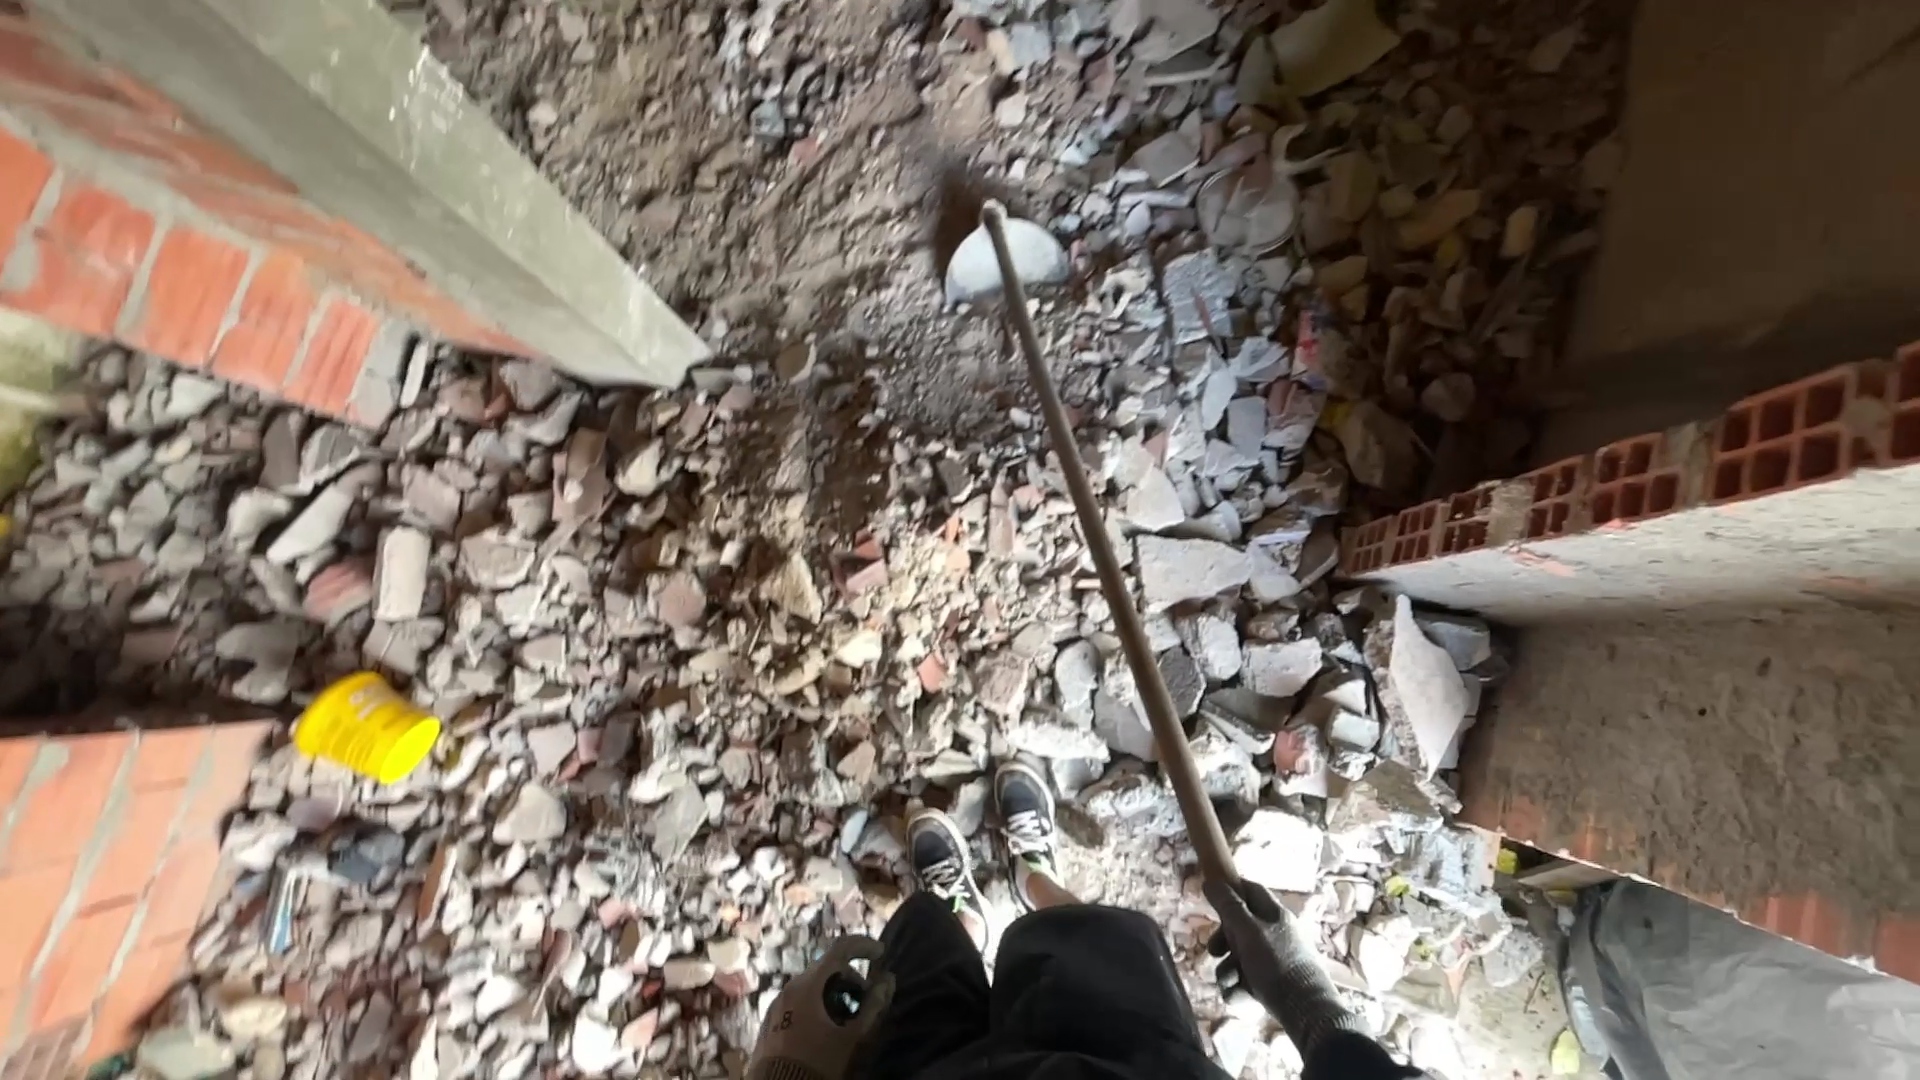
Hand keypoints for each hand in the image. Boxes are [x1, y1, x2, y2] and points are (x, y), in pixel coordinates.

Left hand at [746, 936, 895, 1079]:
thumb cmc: (818, 1062)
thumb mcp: (851, 1037)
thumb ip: (873, 1006)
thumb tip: (888, 980)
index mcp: (810, 984)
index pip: (841, 948)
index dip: (864, 946)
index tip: (881, 953)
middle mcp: (792, 985)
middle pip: (827, 966)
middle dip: (851, 976)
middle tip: (866, 997)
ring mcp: (779, 1001)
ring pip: (813, 982)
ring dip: (834, 989)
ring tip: (847, 1015)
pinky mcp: (771, 1017)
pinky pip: (799, 997)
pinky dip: (818, 1000)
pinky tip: (826, 1024)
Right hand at [1204, 877, 1310, 1009]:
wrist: (1308, 1013)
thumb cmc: (1276, 964)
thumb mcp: (1248, 931)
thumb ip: (1228, 906)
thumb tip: (1210, 881)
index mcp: (1274, 915)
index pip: (1250, 890)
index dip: (1229, 890)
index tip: (1211, 898)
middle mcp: (1276, 934)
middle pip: (1240, 926)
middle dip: (1222, 940)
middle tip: (1214, 951)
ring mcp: (1276, 961)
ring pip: (1240, 957)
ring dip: (1228, 969)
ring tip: (1229, 981)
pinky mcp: (1274, 985)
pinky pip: (1247, 979)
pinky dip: (1239, 988)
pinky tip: (1238, 995)